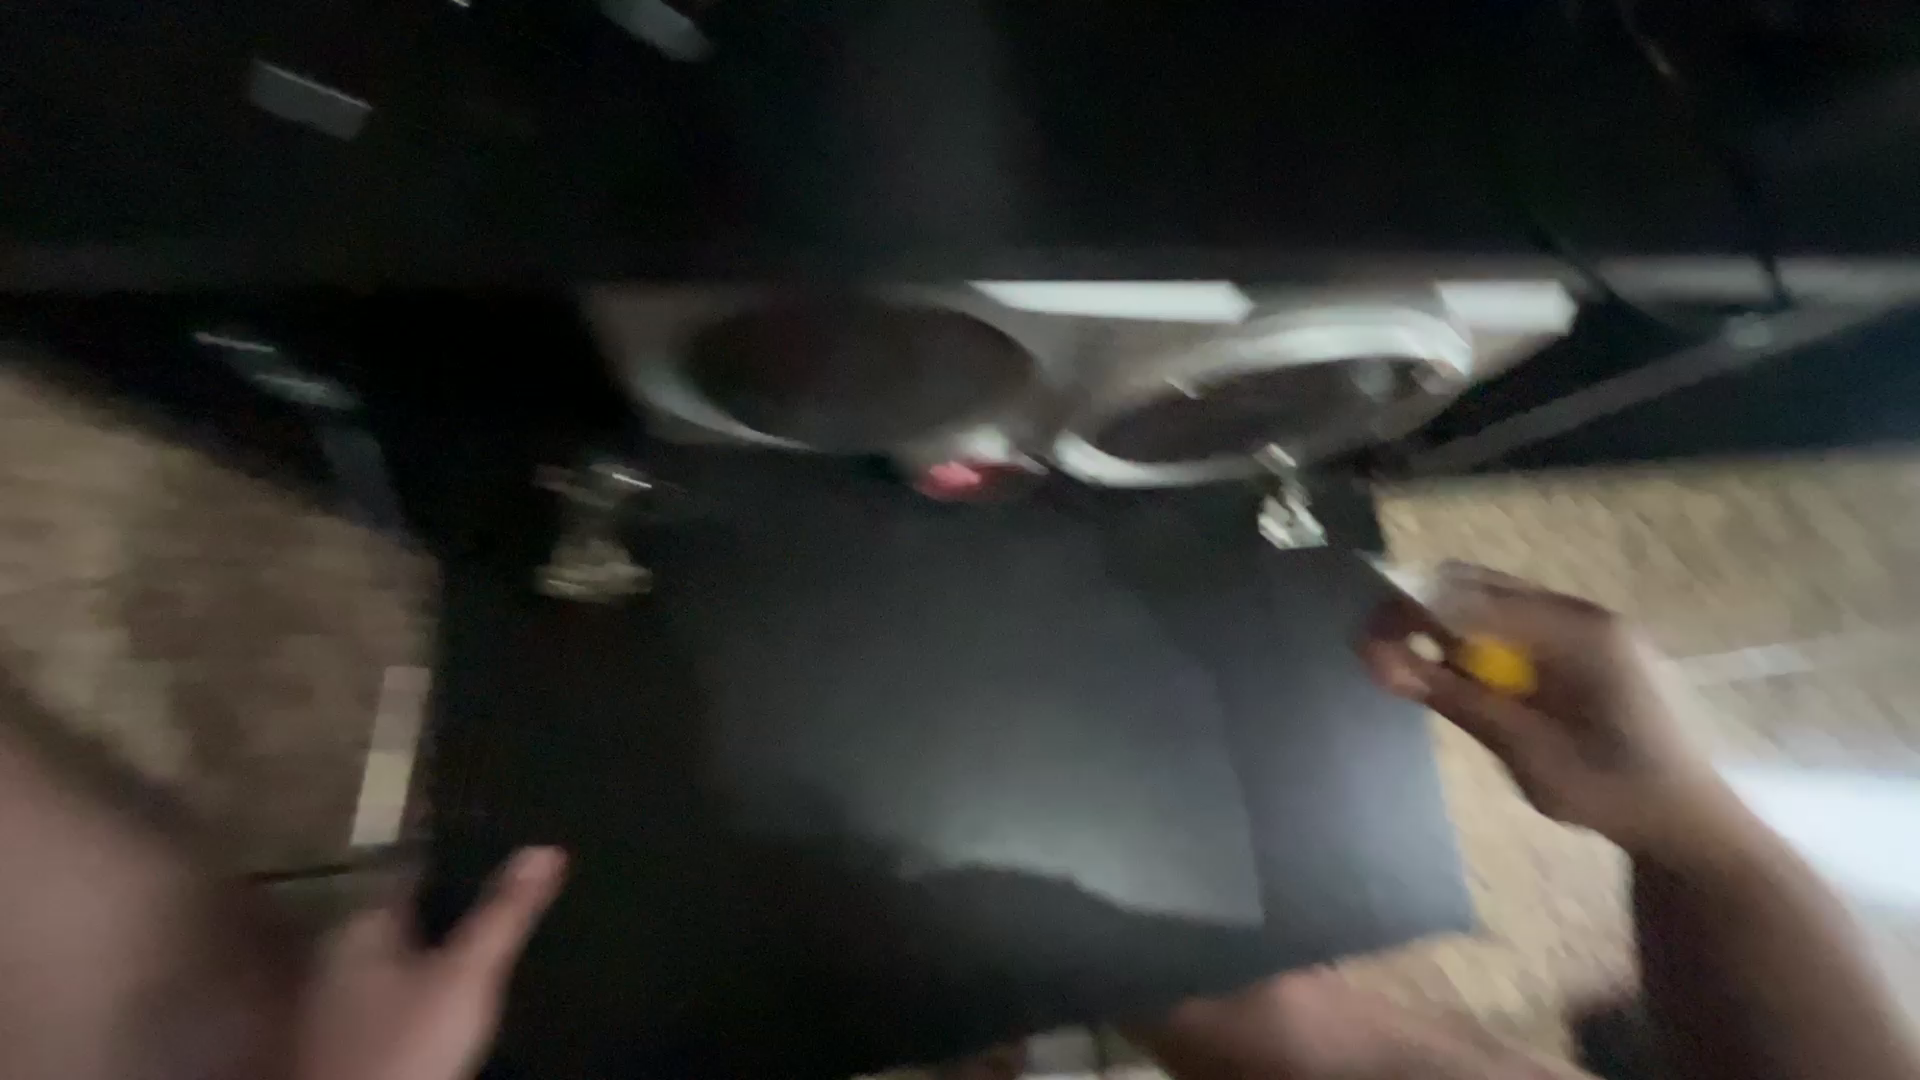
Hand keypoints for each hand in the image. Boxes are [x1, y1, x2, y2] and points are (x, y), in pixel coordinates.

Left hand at [294, 847, 566, 1079]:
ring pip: (407, 946)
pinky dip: (438, 968)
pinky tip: (471, 973)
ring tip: (504, 914)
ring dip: (448, 932)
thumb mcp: (467, 973)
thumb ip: (505, 910)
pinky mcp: (359, 1036)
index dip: (456, 844)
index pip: (411, 865)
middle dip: (456, 889)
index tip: (498, 826)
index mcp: (362, 928)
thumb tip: (546, 847)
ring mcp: (344, 1000)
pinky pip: (406, 982)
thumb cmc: (406, 1044)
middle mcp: (343, 955)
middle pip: (409, 906)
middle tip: (513, 867)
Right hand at [1357, 563, 1735, 856]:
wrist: (1691, 825)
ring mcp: (1582, 625)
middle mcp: (1581, 613)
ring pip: (1484, 598)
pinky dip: (1467, 637)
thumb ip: (1449, 697)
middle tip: (1381, 653)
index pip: (1471, 597)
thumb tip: (1372, 659)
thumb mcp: (1524, 749)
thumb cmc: (1612, 791)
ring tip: (1414, 666)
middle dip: (1418, 613)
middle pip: (1474, 585)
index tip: (1366, 645)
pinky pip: (1504, 619)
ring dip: (1440, 625)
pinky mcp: (1578, 642)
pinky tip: (1460, 674)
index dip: (1409, 613)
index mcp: (1579, 632)